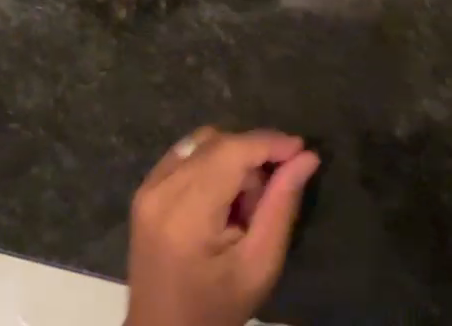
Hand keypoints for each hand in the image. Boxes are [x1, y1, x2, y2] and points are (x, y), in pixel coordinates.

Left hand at [125, 127, 320, 325]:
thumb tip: (307, 156)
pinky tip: (220, 197)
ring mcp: (147, 188)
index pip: (232, 151)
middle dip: (252, 157)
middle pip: (218, 143)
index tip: (302, 150)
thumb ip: (282, 205)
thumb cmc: (217, 308)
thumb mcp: (260, 265)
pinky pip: (186, 153)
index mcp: (186, 215)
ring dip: (232, 158)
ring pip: (203, 142)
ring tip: (241, 203)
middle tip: (265, 200)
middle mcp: (159, 191)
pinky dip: (211, 162)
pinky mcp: (144, 189)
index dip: (270, 142)